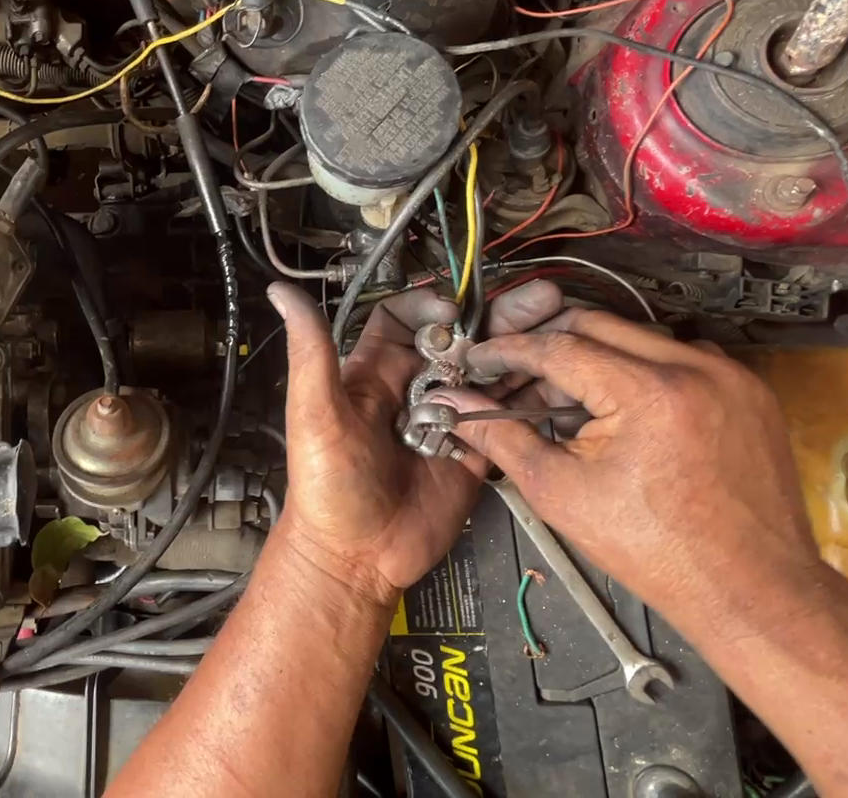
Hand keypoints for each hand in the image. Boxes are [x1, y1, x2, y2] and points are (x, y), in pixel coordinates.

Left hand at [265, 281, 563, 609]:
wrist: (355, 557)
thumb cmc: (326, 485)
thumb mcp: (315, 413)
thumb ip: (311, 353)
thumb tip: (281, 291)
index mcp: (374, 372)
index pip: (405, 320)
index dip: (430, 307)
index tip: (456, 310)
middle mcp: (415, 389)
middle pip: (458, 339)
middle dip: (495, 317)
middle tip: (540, 298)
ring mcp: (450, 419)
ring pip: (490, 372)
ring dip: (522, 348)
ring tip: (563, 322)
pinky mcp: (475, 452)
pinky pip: (507, 417)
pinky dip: (534, 396)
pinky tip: (566, 377)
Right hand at [438, 309, 826, 636]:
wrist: (751, 590)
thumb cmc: (658, 551)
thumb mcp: (559, 491)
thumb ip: (501, 437)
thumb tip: (458, 408)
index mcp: (650, 393)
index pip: (557, 347)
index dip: (508, 352)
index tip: (482, 361)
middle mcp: (696, 369)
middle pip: (593, 324)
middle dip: (545, 345)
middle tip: (513, 374)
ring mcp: (729, 376)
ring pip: (634, 335)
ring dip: (589, 353)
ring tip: (560, 395)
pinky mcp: (745, 390)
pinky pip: (673, 355)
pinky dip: (633, 367)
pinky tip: (611, 406)